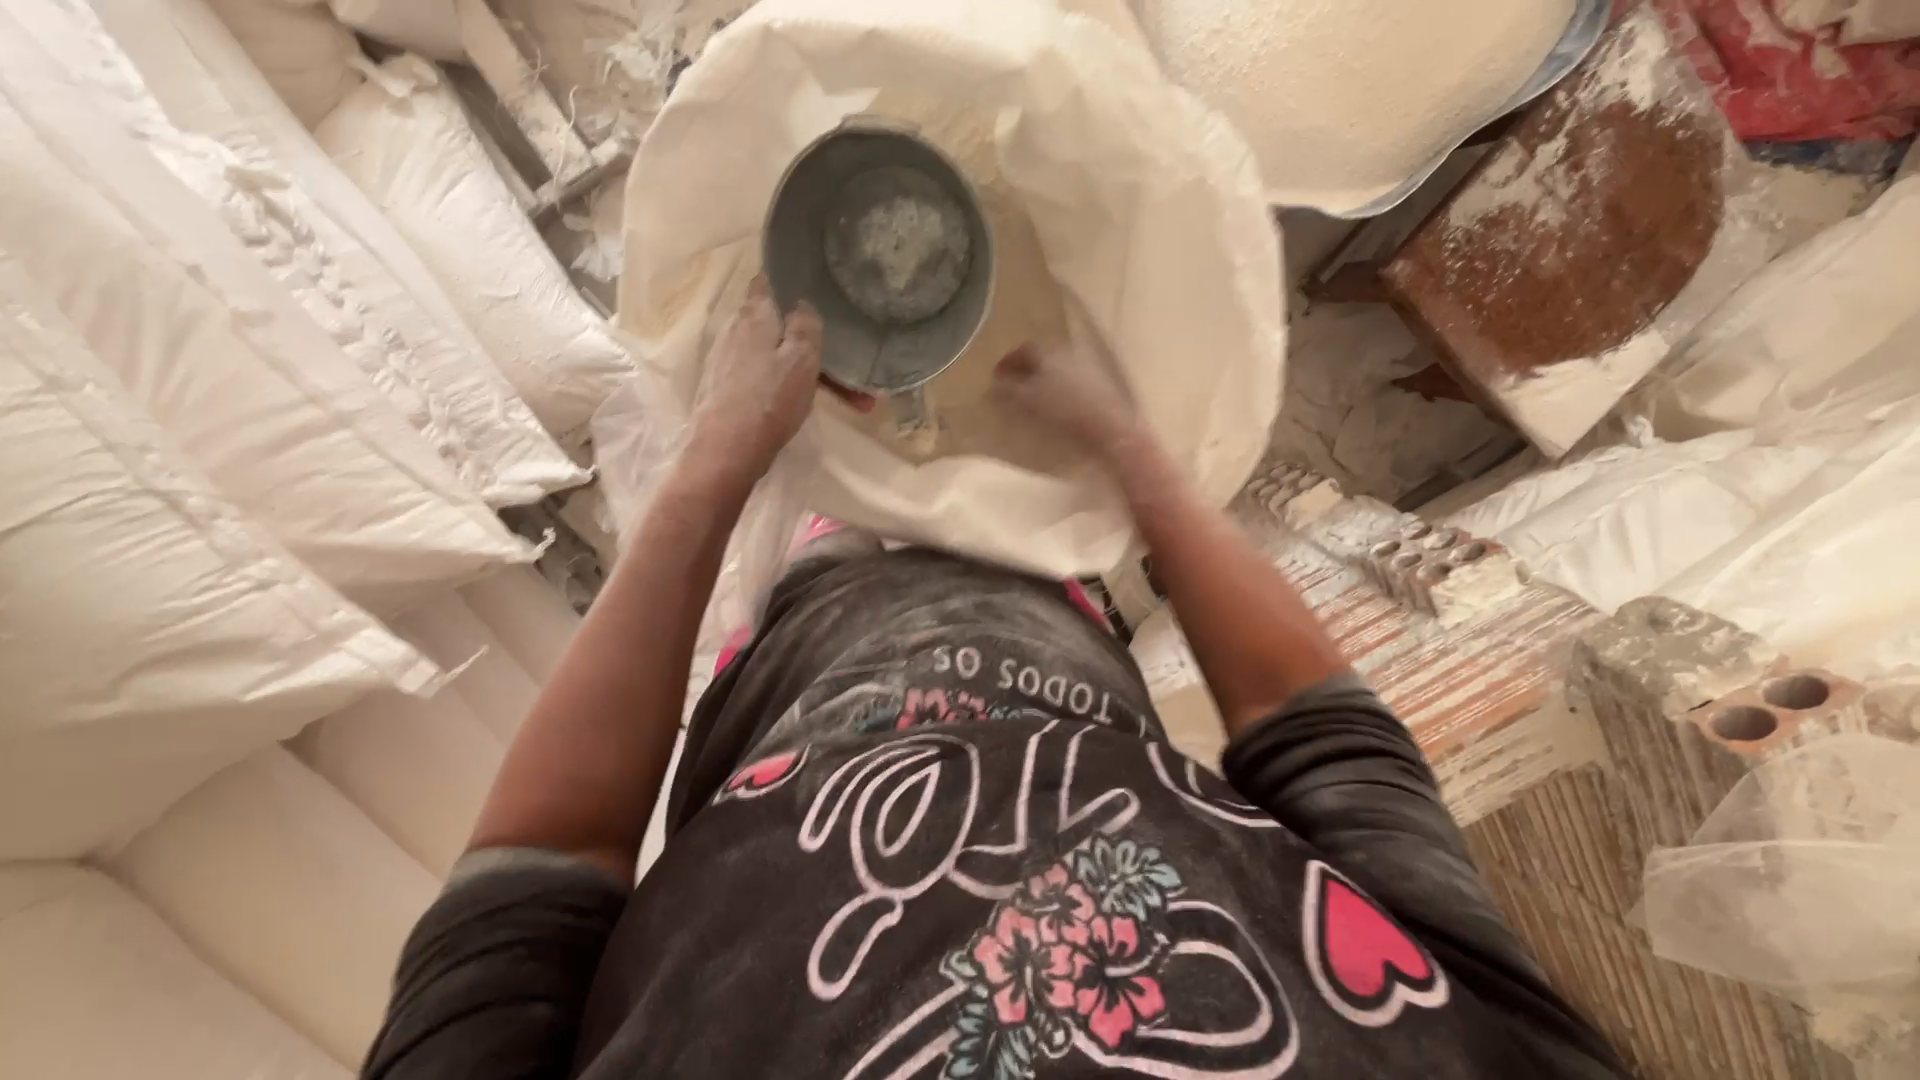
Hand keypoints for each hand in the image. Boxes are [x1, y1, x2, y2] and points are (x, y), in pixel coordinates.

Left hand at [689, 275, 823, 480]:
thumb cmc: (769, 399)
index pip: (764, 284)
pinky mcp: (722, 390)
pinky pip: (759, 378)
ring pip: (768, 356)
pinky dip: (780, 386)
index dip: (783, 283)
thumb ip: (805, 327)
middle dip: (800, 339)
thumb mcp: (801, 359)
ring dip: (796, 369)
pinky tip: (796, 405)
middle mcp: (733, 331)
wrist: (725, 451)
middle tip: (835, 361)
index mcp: (753, 316)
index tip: (805, 288)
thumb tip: (801, 304)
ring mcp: (724, 362)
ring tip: (833, 393)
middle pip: (770, 325)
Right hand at [991, 315, 1139, 460]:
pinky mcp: (1099, 393)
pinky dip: (1056, 393)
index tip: (996, 375)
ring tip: (1028, 401)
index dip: (1009, 361)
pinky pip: (1070, 387)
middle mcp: (1071, 358)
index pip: (1026, 349)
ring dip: (1040, 383)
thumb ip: (1009, 392)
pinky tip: (1052, 410)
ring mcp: (1088, 374)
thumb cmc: (1067, 415)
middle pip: (1042, 360)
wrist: (1112, 434)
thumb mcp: (1030, 402)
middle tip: (1009, 387)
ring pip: (1057, 372)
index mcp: (1052, 355)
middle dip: (1024, 371)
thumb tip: (993, 387)